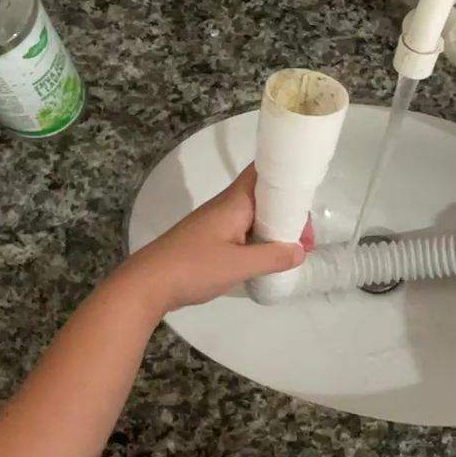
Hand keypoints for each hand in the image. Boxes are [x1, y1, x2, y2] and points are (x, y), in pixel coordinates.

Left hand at [116, 166, 305, 313]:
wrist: (147, 284)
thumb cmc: (193, 268)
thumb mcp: (239, 265)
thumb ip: (272, 257)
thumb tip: (299, 251)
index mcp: (235, 202)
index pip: (264, 172)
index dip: (288, 181)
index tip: (307, 205)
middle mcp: (226, 206)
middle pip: (264, 197)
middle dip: (288, 214)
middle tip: (305, 241)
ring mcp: (216, 223)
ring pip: (254, 216)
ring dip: (274, 229)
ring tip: (291, 252)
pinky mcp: (209, 240)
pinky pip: (242, 231)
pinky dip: (259, 241)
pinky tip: (266, 260)